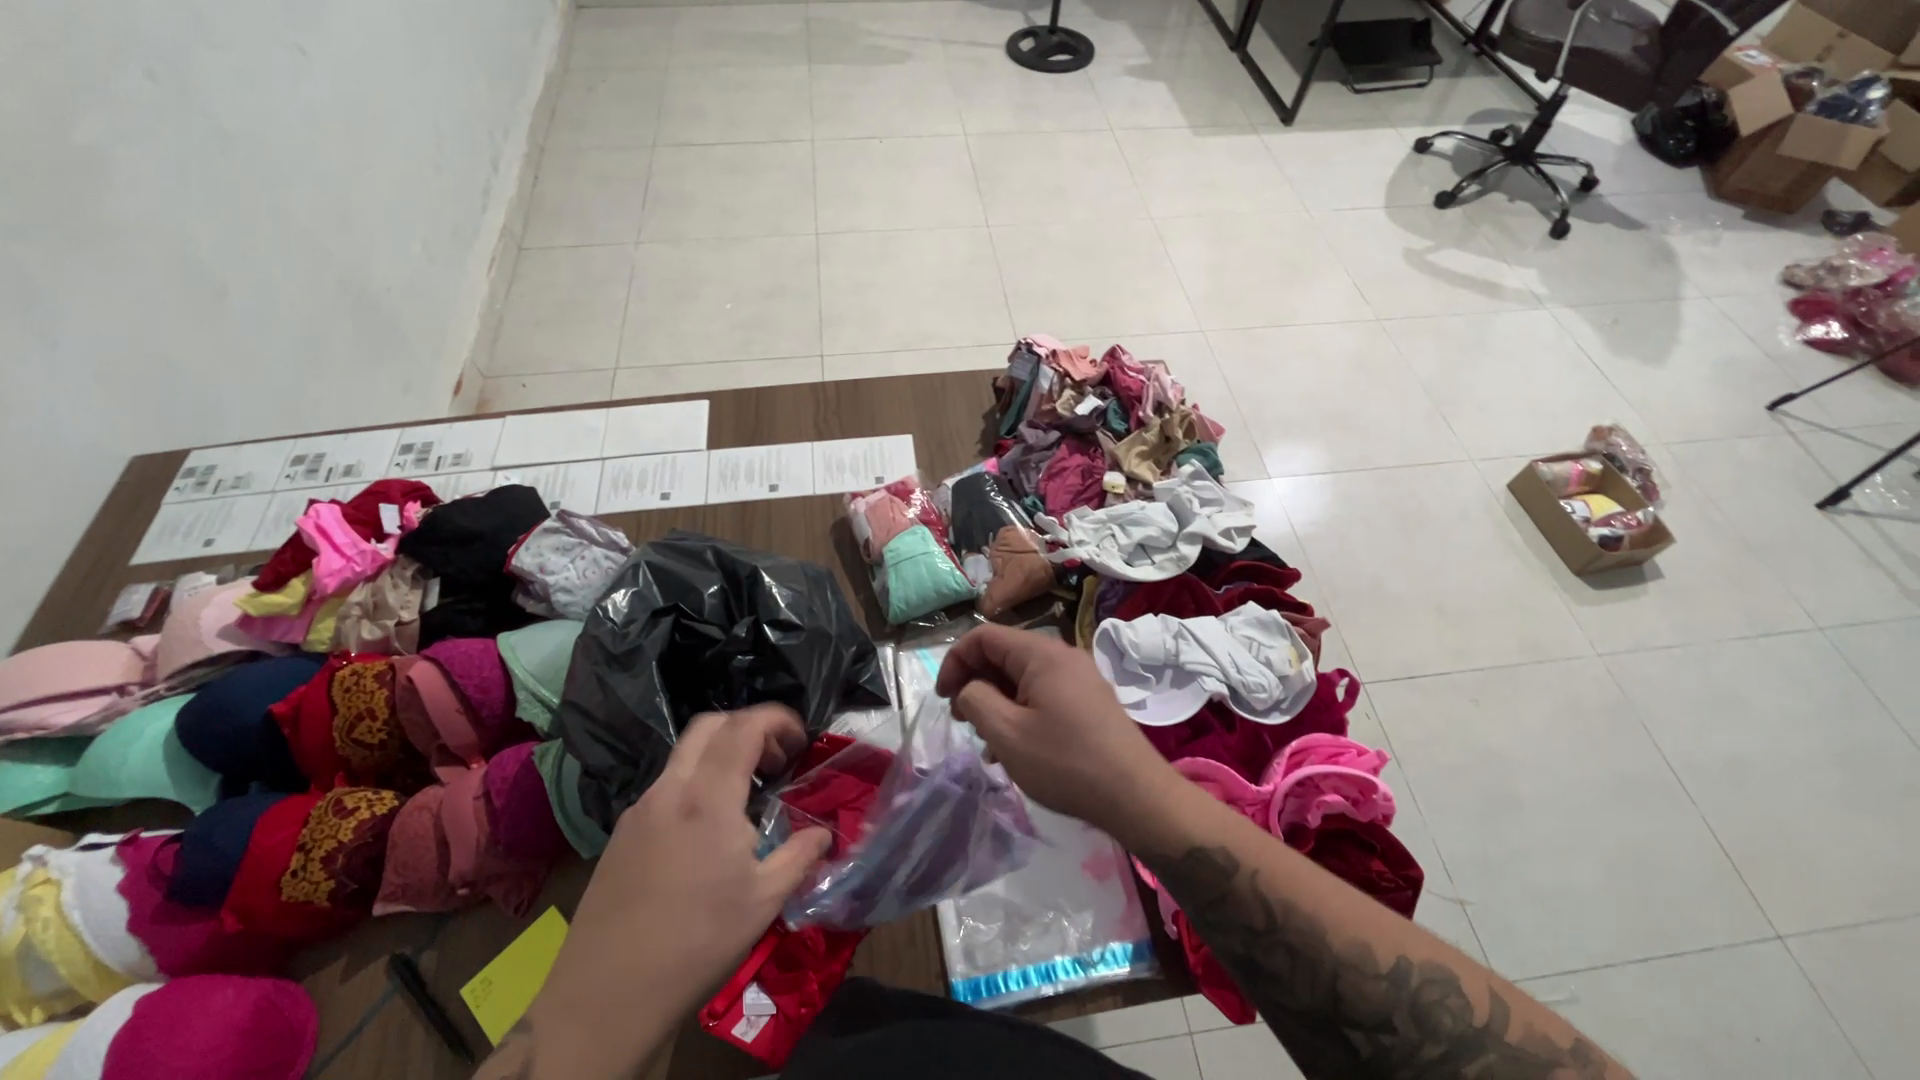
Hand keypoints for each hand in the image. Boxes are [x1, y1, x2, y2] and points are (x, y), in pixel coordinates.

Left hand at [524, 705, 830, 1076]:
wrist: (608, 991)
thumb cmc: (697, 942)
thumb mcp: (764, 902)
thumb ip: (800, 856)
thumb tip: (824, 834)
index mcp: (707, 799)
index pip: (743, 727)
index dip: (777, 719)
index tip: (801, 738)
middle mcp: (669, 791)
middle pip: (708, 725)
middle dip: (749, 727)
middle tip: (777, 759)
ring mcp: (639, 810)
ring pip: (683, 755)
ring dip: (721, 754)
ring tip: (748, 796)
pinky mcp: (622, 834)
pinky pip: (666, 786)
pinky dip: (697, 782)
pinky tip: (709, 830)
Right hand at [935, 624, 1180, 833]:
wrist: (1135, 796)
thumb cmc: (1065, 763)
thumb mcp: (1006, 733)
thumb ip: (975, 700)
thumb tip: (969, 688)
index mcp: (1042, 654)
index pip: (983, 636)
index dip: (955, 661)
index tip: (944, 699)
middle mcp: (1063, 657)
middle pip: (1004, 655)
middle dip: (975, 684)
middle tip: (963, 722)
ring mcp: (1080, 679)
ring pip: (1022, 679)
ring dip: (997, 704)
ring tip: (988, 744)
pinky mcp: (1089, 703)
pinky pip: (1043, 696)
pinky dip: (1021, 714)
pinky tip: (1015, 750)